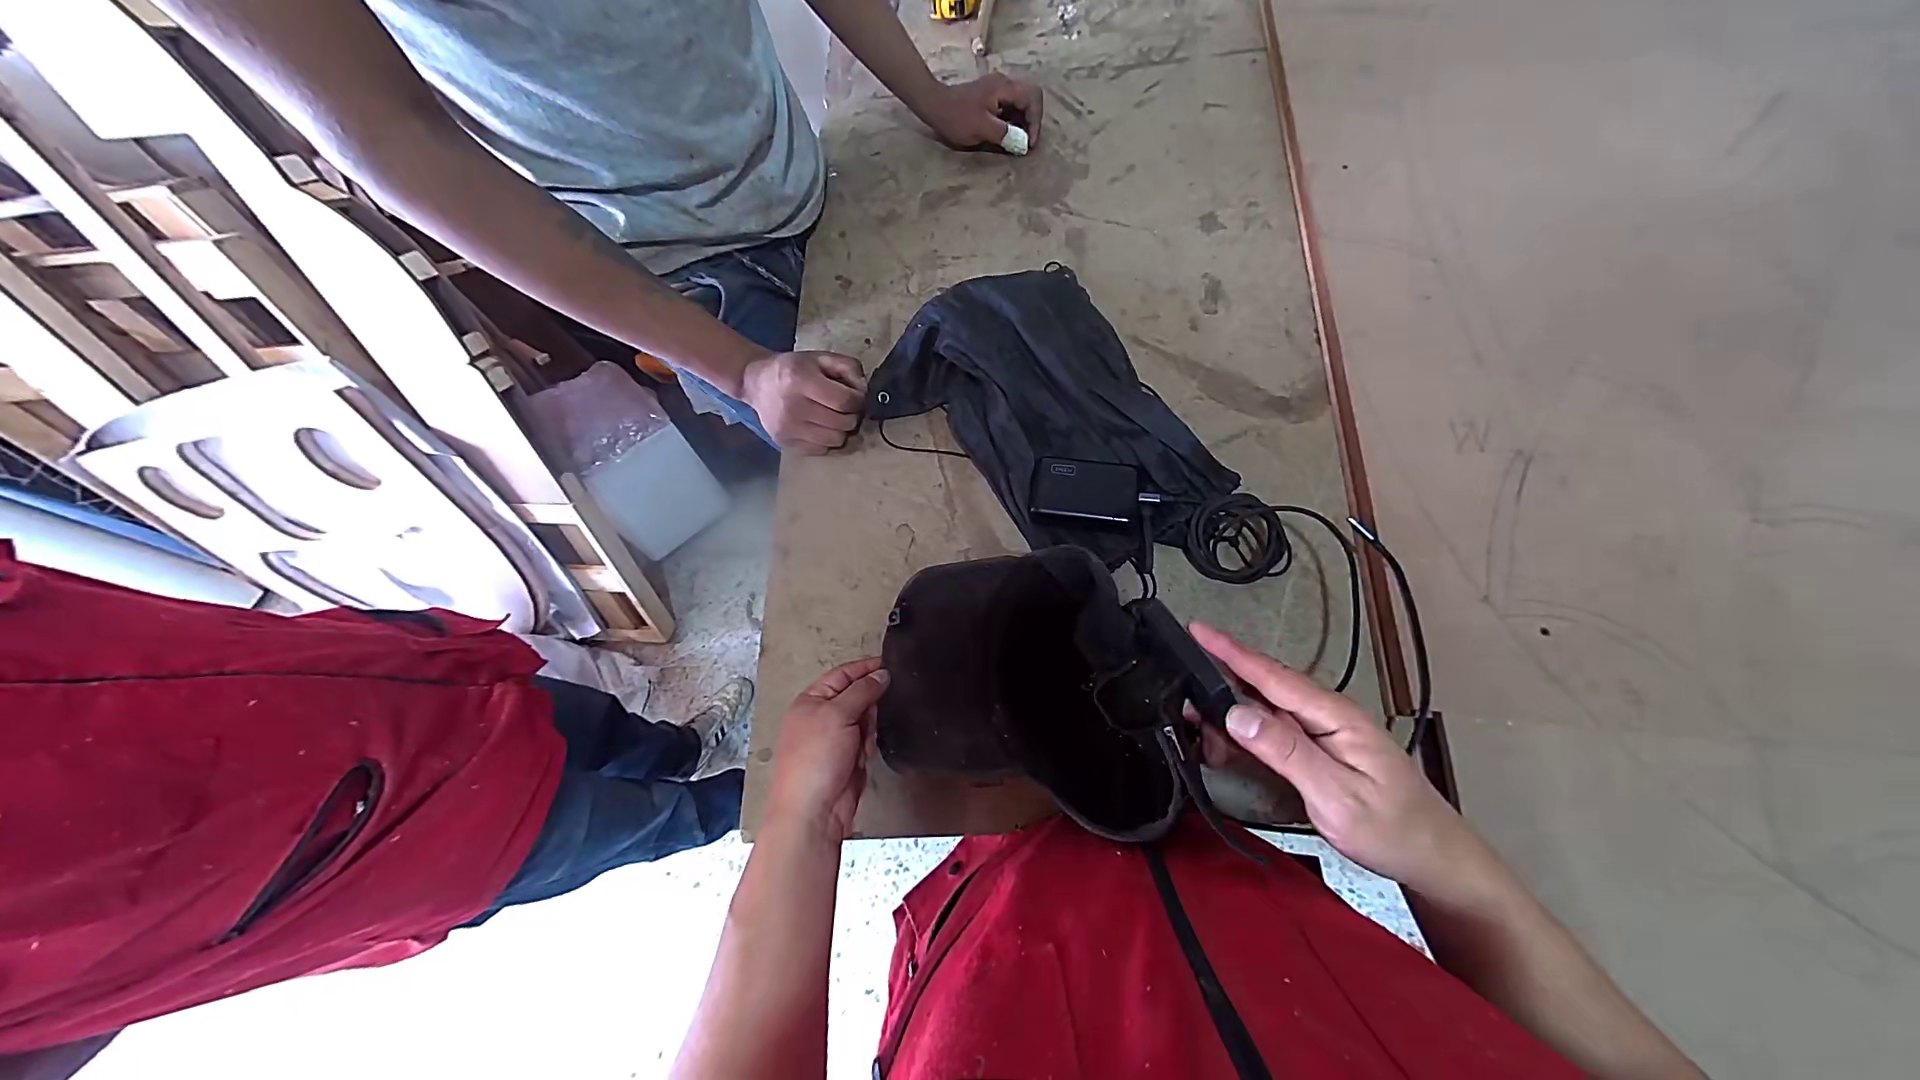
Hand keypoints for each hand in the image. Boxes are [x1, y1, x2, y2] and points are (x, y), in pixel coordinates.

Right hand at [739, 351, 866, 453]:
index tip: (857, 398)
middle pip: (842, 424)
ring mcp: (788, 428)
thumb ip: (848, 368)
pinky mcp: (786, 443)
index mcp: (800, 380)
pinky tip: (825, 429)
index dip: (858, 401)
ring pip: (835, 441)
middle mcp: (792, 407)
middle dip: (852, 416)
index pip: (844, 402)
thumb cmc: (793, 368)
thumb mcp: (821, 358)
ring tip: (837, 420)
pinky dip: (829, 442)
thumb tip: (864, 391)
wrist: (756, 382)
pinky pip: (822, 450)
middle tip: (848, 409)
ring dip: (843, 431)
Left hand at [764, 658, 888, 839]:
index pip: (843, 674)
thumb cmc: (814, 761)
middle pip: (856, 696)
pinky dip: (868, 746)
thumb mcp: (838, 714)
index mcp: (811, 700)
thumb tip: (881, 675)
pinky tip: (862, 756)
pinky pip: (867, 741)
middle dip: (869, 705)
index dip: (865, 669)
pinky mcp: (847, 758)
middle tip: (872, 714)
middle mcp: (821, 717)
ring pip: (865, 720)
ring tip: (861, 743)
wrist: (814, 810)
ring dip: (869, 729)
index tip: (890, 665)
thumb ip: (862, 690)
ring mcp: (834, 739)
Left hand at [919, 73, 1042, 150]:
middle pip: (1030, 98)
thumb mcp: (982, 129)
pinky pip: (1009, 108)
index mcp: (1004, 87)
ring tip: (1019, 142)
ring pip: (1020, 104)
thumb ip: (1006, 135)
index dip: (1035, 122)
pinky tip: (1008, 136)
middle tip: (1027, 143)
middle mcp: (1004, 84)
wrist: (934, 106)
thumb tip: (1023, 144)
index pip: (1033, 98)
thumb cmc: (957, 117)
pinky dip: (1013, 122)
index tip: (1030, 143)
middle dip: (1032, 121)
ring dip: (1023, 123)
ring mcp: (997, 90)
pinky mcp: (990, 97)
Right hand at [1189, 621, 1491, 894]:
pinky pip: (1271, 730)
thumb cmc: (1393, 829)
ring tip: (1203, 731)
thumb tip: (1238, 713)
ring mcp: (1322, 730)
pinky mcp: (1317, 747)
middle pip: (1262, 686)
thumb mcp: (1336, 795)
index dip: (1230, 651)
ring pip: (1262, 709)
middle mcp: (1326, 714)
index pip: (1271, 674)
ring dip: (1228, 716)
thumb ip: (1285, 751)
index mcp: (1335, 715)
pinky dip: (1243, 735)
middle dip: (1218, 684)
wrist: (1434, 858)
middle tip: (1183, 697)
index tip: (1196, 630)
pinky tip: (1229, 747)